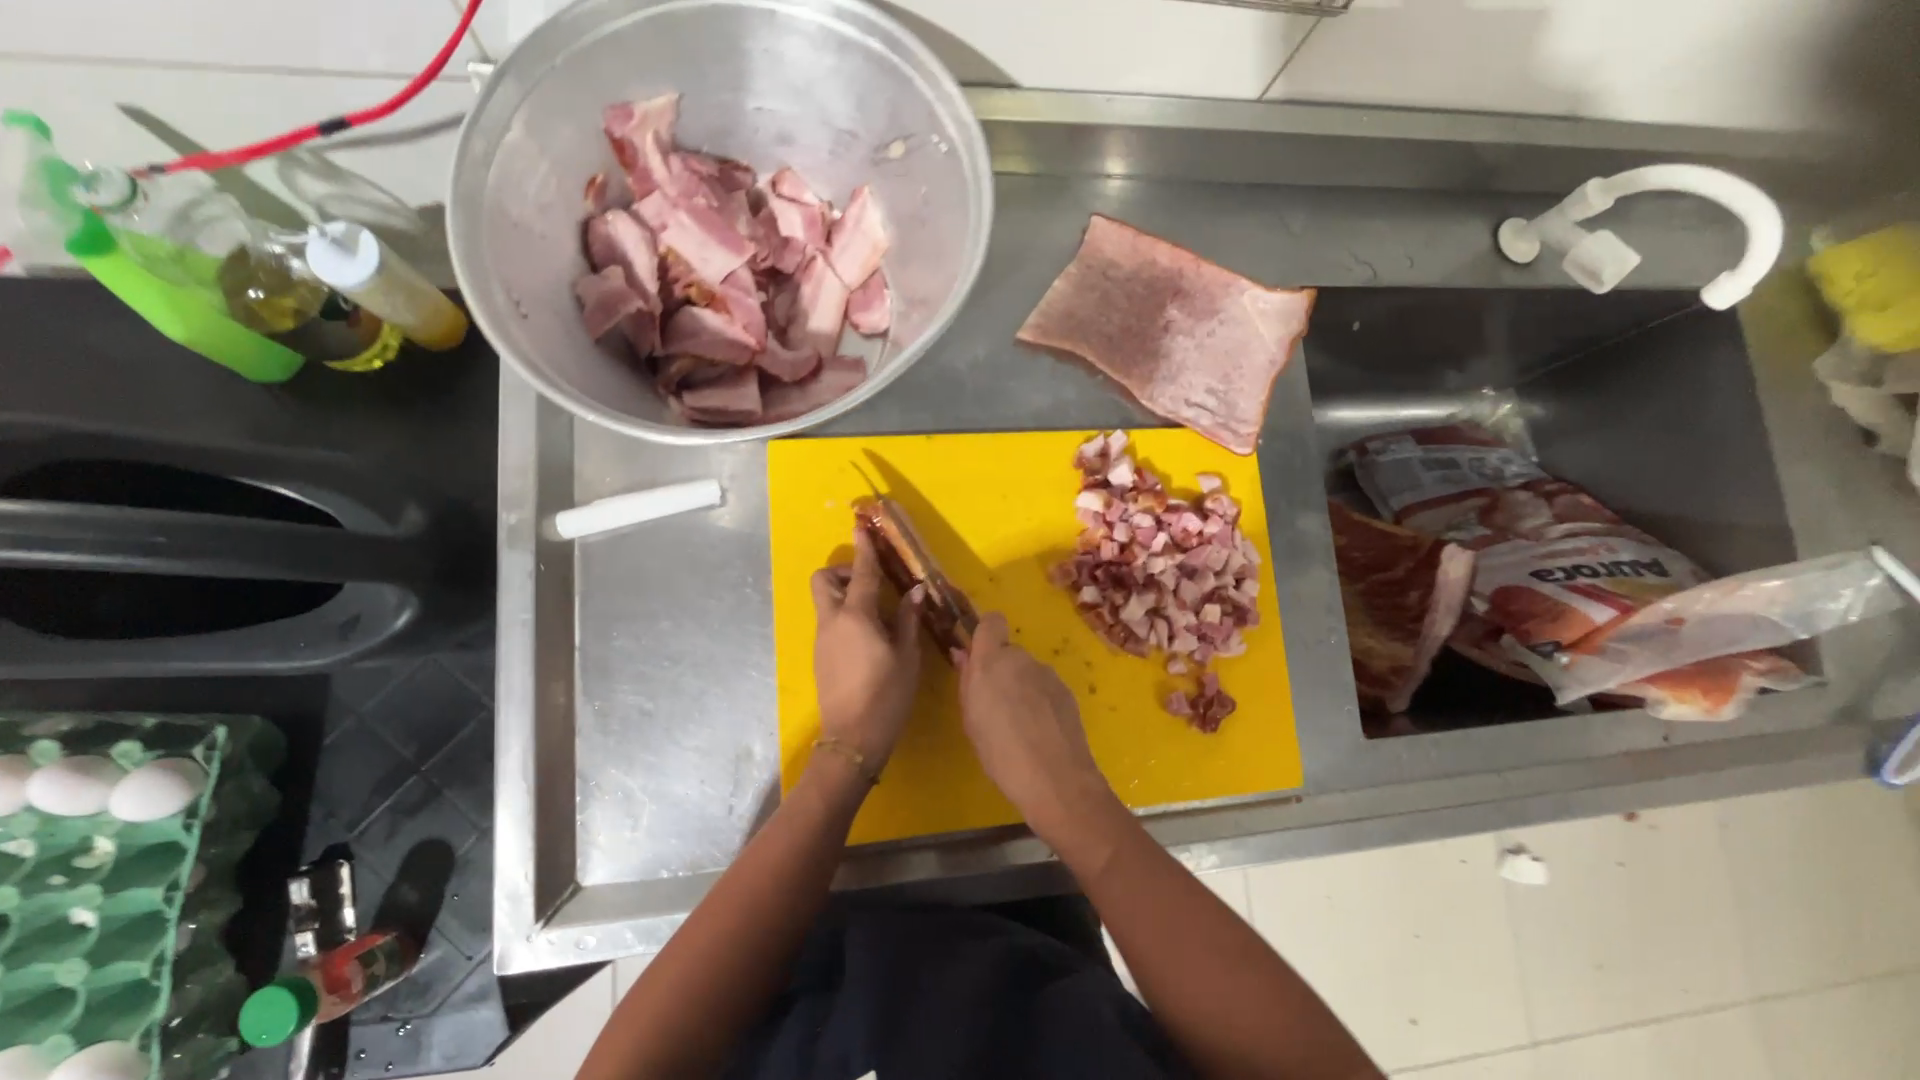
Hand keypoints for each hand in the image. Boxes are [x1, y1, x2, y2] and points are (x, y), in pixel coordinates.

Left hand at [810, 529, 923, 770]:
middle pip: (824, 580)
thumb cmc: (887, 696)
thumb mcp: (907, 657)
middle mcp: (833, 622)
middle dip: (843, 572)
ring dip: (845, 596)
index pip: (860, 572)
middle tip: (871, 584)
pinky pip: (830, 623)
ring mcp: (823, 640)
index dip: (863, 548)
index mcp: (856, 616)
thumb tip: (915, 591)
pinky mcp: (821, 657)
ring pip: (825, 602)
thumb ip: (908, 619)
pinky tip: (870, 638)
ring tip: (878, 615)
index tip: (862, 526)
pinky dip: (846, 617)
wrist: (853, 738)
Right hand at [955, 613, 1114, 838]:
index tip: (979, 658)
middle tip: (995, 706)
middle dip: (1002, 672)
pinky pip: (1045, 689)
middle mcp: (1022, 659)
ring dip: (1022, 689)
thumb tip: (964, 655)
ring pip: (1029, 672)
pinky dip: (1041, 703)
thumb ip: (968, 681)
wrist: (1055, 779)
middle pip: (1009, 653)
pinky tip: (1040, 733)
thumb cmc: (999, 752)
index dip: (985, 635)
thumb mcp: (971, 719)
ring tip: (1019, 727)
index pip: (991, 622)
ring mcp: (1049, 675)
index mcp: (992, 661)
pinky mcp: (1067, 692)